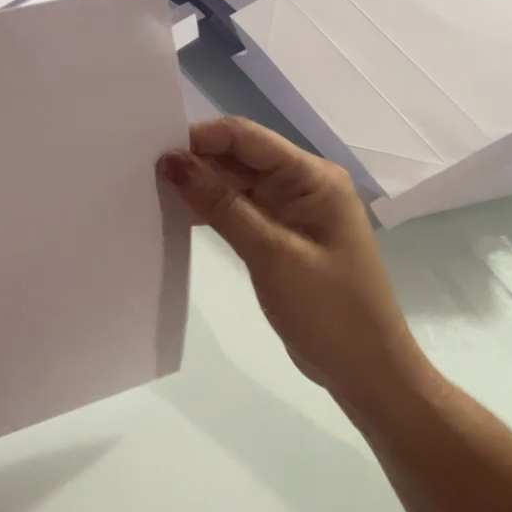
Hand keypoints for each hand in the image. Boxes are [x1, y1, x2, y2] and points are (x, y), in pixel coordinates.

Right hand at [158, 117, 433, 415]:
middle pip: (238, 155)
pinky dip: (211, 208)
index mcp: (312, 177)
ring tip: (152, 190)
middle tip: (143, 172)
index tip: (153, 153)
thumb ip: (220, 204)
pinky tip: (178, 215)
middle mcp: (303, 183)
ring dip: (199, 184)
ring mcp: (292, 209)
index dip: (200, 138)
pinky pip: (239, 207)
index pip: (245, 136)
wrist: (369, 374)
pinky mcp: (280, 233)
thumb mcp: (271, 254)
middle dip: (195, 160)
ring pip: (235, 180)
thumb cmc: (330, 312)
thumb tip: (171, 160)